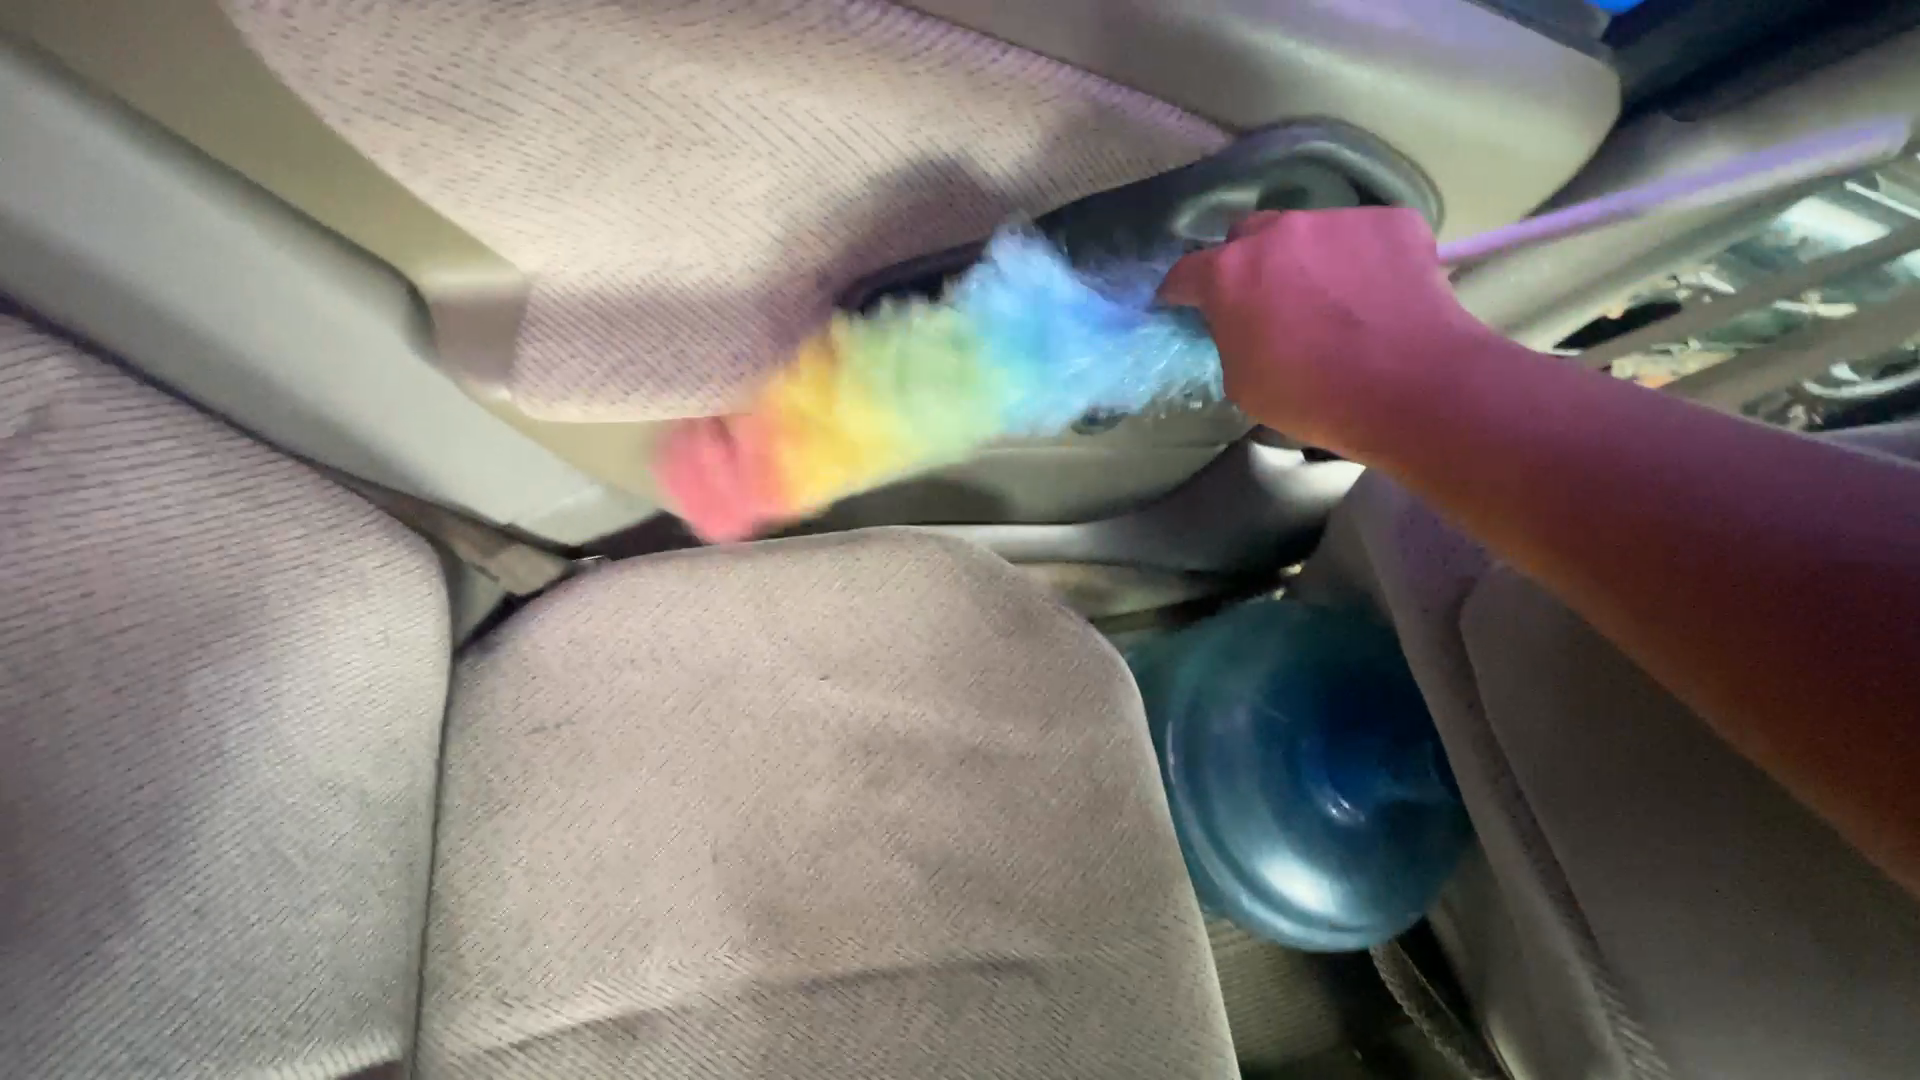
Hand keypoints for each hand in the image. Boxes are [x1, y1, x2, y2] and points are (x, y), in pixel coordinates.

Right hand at [1159, 207, 1497, 453]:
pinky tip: (1374, 292)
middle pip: (1246, 235)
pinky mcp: (1391, 221)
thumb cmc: (1310, 396)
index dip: (1179, 291)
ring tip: (1329, 295)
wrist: (1409, 387)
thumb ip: (1230, 338)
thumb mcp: (1242, 381)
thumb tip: (1240, 323)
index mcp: (1229, 274)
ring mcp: (1337, 220)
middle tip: (1260, 297)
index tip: (1180, 304)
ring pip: (1307, 231)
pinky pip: (1362, 234)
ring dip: (1304, 257)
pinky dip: (1359, 257)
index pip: (1185, 273)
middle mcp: (1277, 232)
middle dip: (1244, 261)